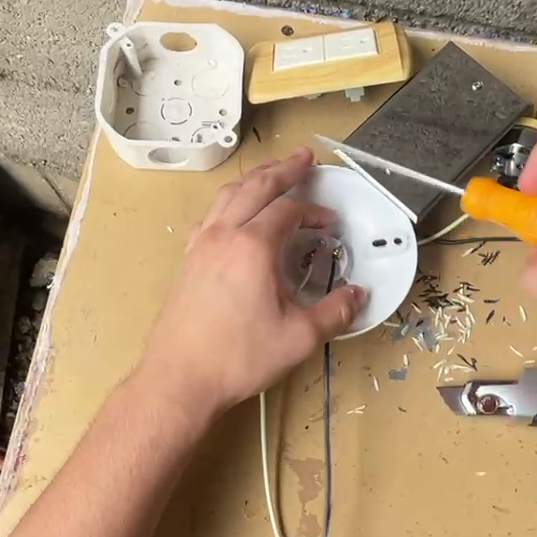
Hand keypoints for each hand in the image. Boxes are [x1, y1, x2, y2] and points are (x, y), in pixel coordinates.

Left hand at [136, 149, 364, 415]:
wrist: (179, 378)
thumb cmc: (236, 358)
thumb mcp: (298, 338)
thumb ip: (334, 313)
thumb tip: (358, 296)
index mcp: (252, 247)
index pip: (288, 212)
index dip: (314, 212)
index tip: (330, 223)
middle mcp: (223, 236)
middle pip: (255, 187)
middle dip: (282, 169)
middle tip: (302, 157)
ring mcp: (200, 246)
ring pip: (227, 196)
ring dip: (253, 180)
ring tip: (270, 173)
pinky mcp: (188, 261)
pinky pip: (210, 216)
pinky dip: (228, 202)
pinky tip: (233, 212)